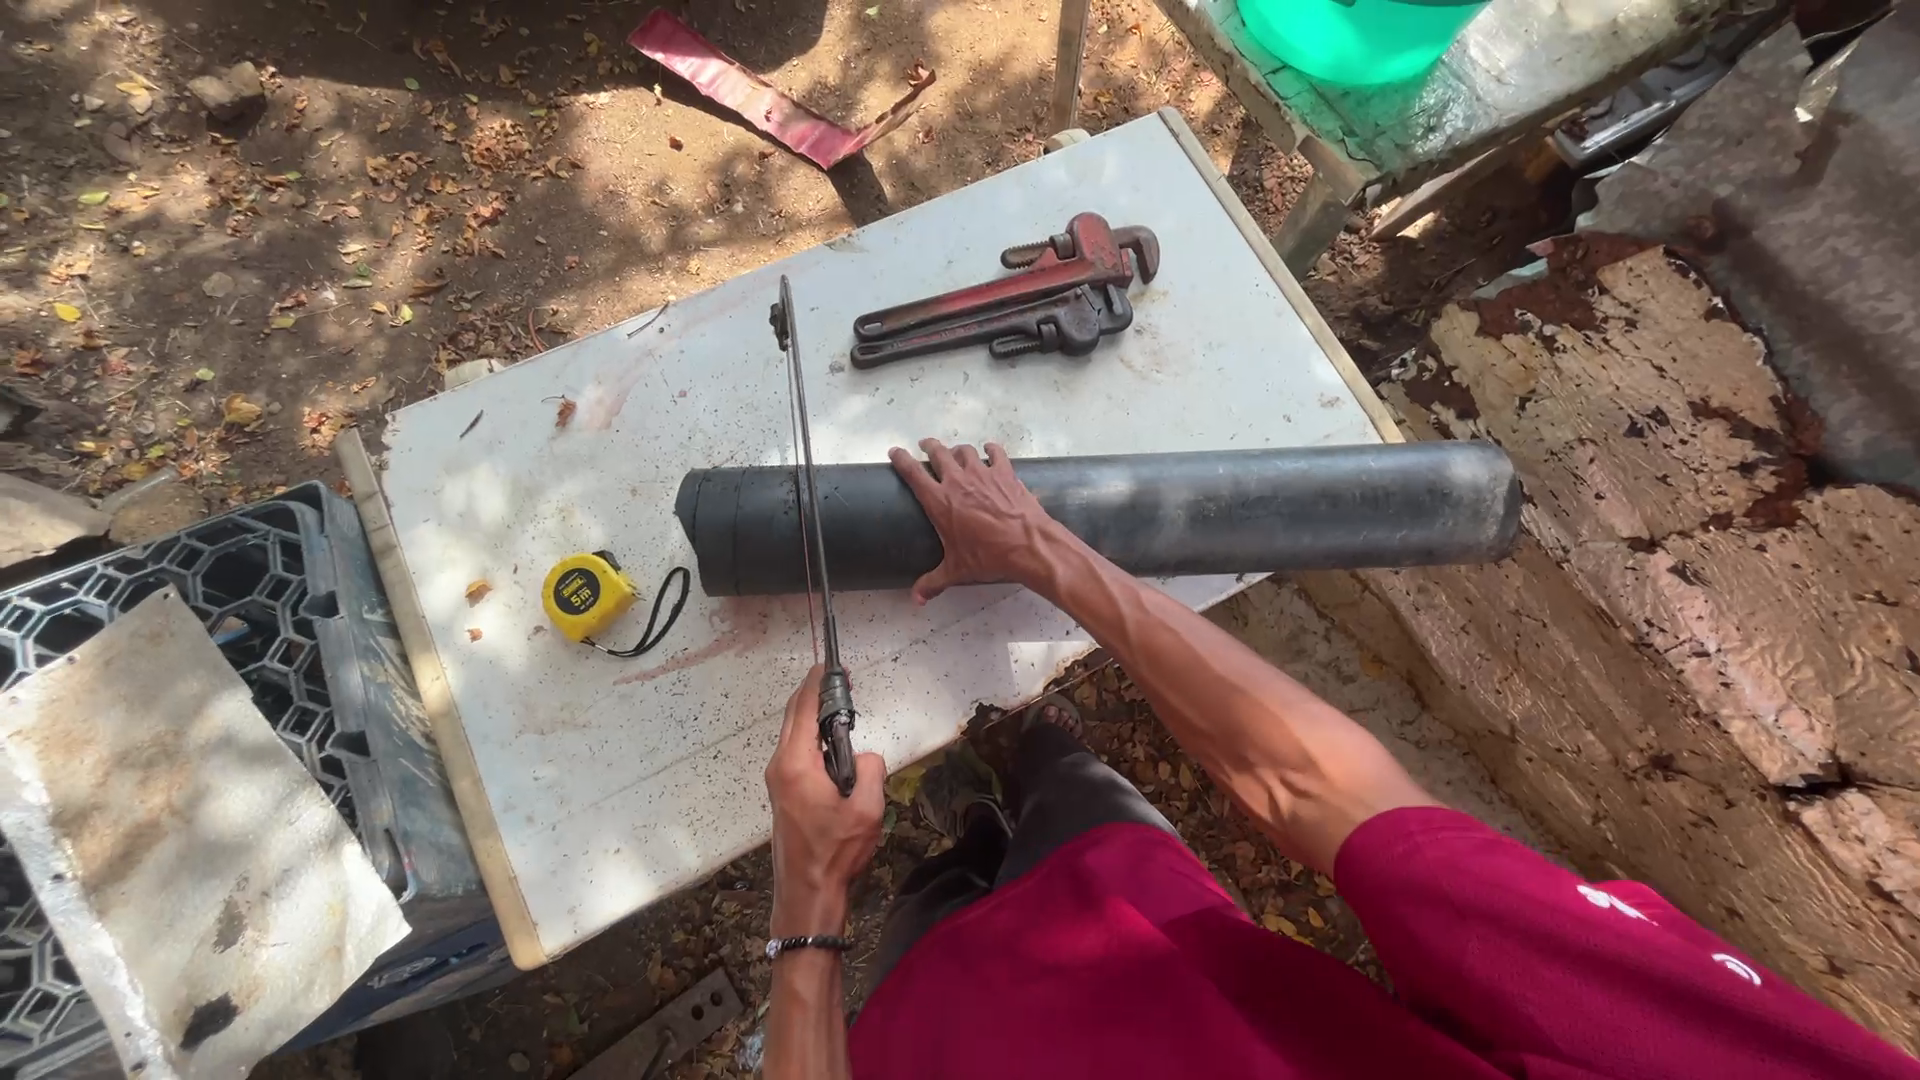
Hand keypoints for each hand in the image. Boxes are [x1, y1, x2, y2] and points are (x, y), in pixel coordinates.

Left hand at [765, 666, 884, 936]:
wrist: (807, 894)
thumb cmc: (836, 851)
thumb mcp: (868, 807)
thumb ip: (871, 768)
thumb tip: (863, 756)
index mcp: (796, 763)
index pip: (804, 708)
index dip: (819, 682)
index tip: (832, 665)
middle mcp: (780, 766)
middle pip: (794, 716)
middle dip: (816, 694)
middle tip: (842, 680)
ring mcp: (777, 780)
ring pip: (794, 734)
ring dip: (815, 717)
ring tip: (843, 710)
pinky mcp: (782, 793)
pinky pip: (796, 751)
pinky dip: (812, 737)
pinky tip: (832, 745)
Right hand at [888, 438, 1058, 603]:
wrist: (1028, 545)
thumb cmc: (988, 556)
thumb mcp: (956, 570)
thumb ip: (933, 582)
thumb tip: (916, 599)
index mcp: (939, 501)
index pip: (913, 473)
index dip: (901, 459)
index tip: (894, 452)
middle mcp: (958, 481)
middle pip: (939, 453)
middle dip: (929, 446)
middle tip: (925, 445)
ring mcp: (983, 474)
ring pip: (965, 451)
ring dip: (958, 449)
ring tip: (955, 452)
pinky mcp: (1005, 473)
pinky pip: (996, 453)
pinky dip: (991, 449)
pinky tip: (990, 449)